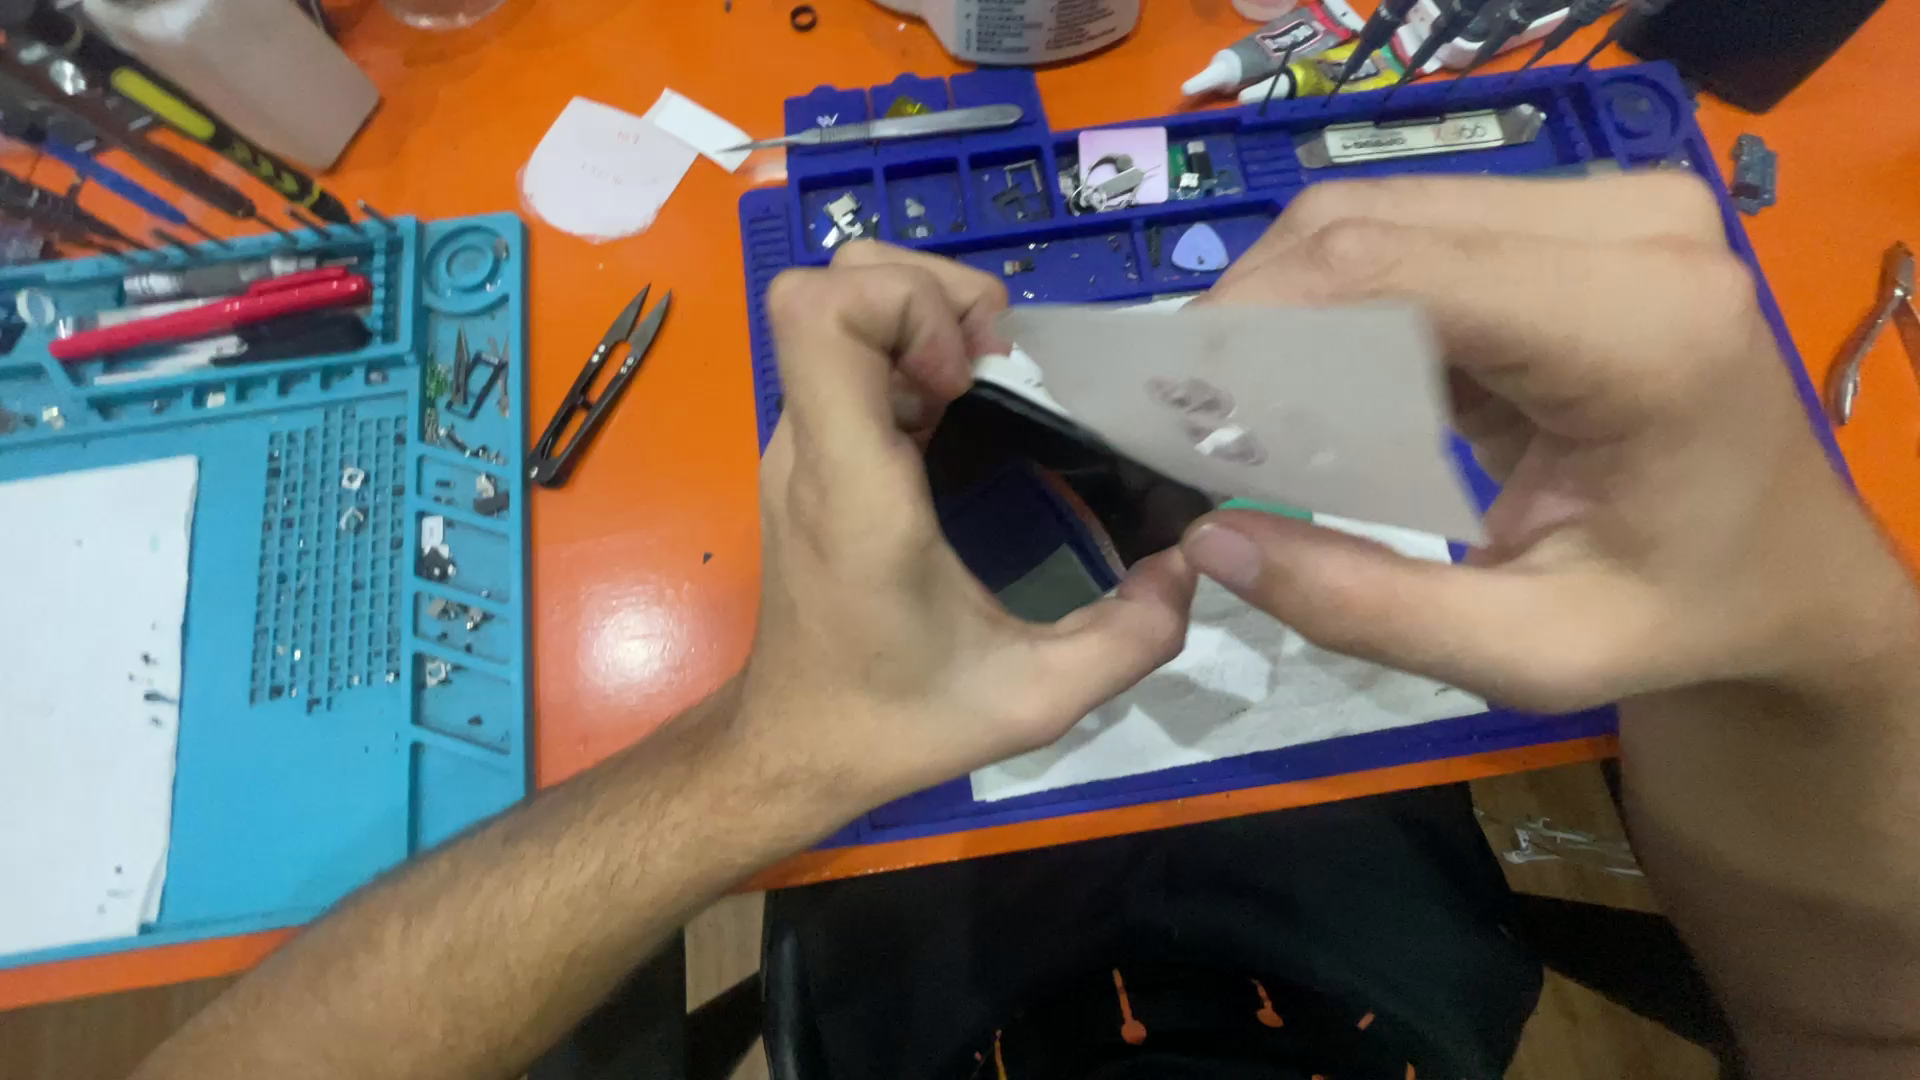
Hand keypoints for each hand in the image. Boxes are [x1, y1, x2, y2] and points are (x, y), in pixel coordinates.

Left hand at [742, 241, 1195, 807]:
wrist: (802, 745)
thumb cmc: (900, 720)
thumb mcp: (1036, 698)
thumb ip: (1129, 639)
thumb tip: (1188, 565)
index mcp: (854, 488)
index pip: (824, 315)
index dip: (908, 304)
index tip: (970, 374)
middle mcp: (812, 447)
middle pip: (835, 282)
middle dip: (933, 292)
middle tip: (997, 365)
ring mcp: (802, 445)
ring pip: (837, 305)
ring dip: (922, 311)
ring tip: (986, 376)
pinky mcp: (811, 454)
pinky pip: (849, 352)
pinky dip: (908, 345)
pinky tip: (960, 406)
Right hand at [1180, 173, 1916, 712]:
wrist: (1777, 572)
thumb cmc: (1668, 616)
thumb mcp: (1519, 654)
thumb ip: (1362, 607)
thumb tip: (1208, 539)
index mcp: (1636, 329)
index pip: (1386, 271)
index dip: (1253, 320)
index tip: (1174, 401)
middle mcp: (1624, 231)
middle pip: (1360, 226)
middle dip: (1246, 312)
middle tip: (1191, 410)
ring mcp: (1595, 214)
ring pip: (1364, 215)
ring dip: (1275, 300)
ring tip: (1234, 396)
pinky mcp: (1555, 232)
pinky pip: (1393, 235)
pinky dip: (1318, 299)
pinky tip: (1298, 373)